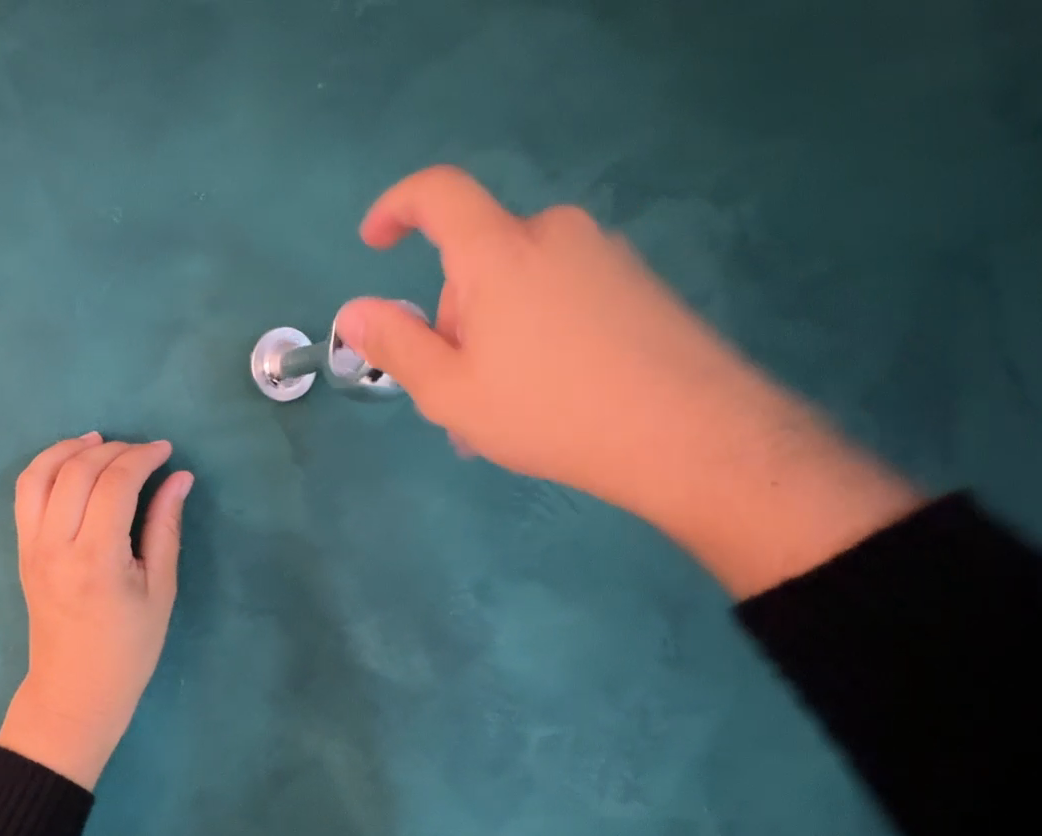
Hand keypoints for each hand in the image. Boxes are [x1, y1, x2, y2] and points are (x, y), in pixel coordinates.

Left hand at [0, 434, 192, 789]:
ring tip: (101, 441)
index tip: (165, 451)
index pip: (115, 484)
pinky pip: (25, 494)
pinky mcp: (21, 550)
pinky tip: (71, 462)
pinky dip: (45, 467)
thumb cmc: (128, 649)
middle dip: (114, 449)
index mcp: (97, 559)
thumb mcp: (160, 591)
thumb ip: (166, 528)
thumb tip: (179, 477)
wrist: (74, 690)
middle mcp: (56, 546)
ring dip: (70, 448)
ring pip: (40, 474)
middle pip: (78, 471)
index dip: (142, 457)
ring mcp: (32, 547)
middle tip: (142, 452)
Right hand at [336, 166, 919, 595]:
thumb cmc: (549, 411)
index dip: (396, 208)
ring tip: (501, 412)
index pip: (438, 194)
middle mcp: (554, 234)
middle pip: (477, 262)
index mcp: (500, 252)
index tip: (374, 242)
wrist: (689, 434)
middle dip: (453, 321)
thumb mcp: (450, 390)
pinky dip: (536, 335)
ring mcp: (603, 256)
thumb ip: (395, 344)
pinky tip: (550, 398)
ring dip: (494, 337)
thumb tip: (352, 312)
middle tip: (455, 395)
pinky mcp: (637, 283)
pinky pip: (561, 297)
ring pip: (519, 286)